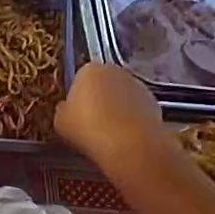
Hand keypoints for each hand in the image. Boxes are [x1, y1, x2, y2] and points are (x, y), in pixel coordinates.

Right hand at [55, 62, 170, 168]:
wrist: (128, 144)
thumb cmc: (88, 128)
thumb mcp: (60, 121)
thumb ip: (63, 110)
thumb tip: (67, 108)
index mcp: (89, 69)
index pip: (80, 78)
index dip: (77, 97)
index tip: (76, 114)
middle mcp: (115, 70)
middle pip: (103, 84)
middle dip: (99, 99)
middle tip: (91, 123)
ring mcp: (138, 85)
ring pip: (122, 96)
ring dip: (117, 109)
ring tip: (109, 133)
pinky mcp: (154, 102)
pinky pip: (136, 109)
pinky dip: (132, 119)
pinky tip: (125, 137)